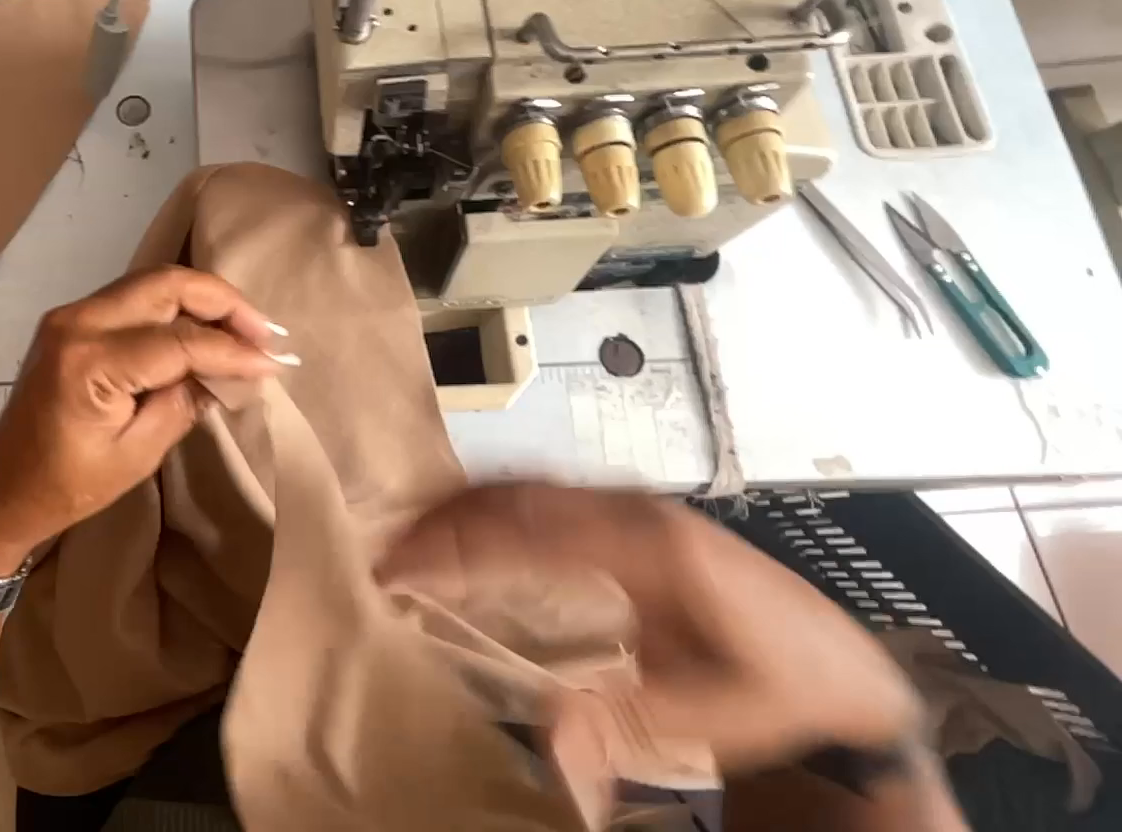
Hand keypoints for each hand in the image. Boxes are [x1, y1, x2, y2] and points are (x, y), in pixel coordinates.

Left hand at [0, 266, 290, 575]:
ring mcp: (70, 315)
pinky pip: (134, 298)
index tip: (274, 363)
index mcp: (89, 362)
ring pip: (151, 283)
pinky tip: (203, 331)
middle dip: (223, 301)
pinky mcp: (71, 320)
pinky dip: (175, 308)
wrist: (4, 487)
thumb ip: (187, 401)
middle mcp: (76, 322)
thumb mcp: (139, 453)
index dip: (232, 349)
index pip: (179, 339)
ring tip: (244, 330)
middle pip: (166, 283)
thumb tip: (235, 370)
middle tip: (264, 332)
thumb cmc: (69, 485)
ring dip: (201, 299)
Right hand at [376, 484, 923, 773]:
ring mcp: (625, 503)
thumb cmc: (776, 688)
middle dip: (443, 519)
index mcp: (647, 547)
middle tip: (387, 553)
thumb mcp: (710, 718)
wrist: (840, 666)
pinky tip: (465, 533)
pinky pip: (540, 494)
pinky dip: (489, 508)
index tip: (403, 568)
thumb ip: (623, 725)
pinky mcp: (622, 514)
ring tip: (410, 540)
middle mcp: (628, 508)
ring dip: (460, 508)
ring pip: (522, 485)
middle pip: (513, 492)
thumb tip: (544, 744)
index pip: (526, 529)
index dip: (456, 545)